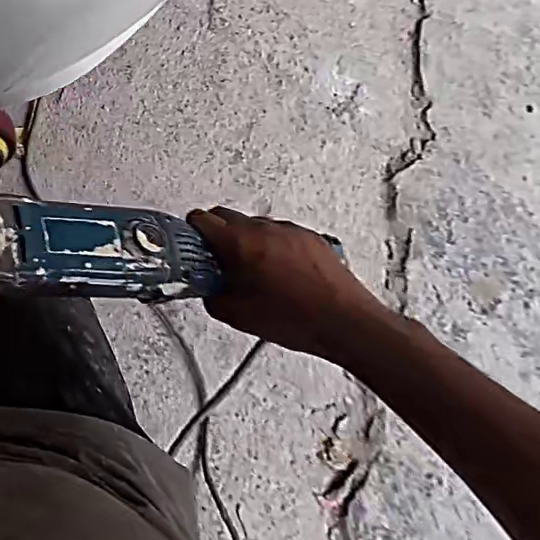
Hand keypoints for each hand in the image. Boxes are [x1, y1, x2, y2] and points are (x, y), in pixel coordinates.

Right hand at [188, 207, 395, 362]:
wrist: (348, 324)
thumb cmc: (301, 320)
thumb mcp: (238, 316)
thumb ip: (212, 296)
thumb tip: (208, 290)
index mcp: (239, 242)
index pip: (200, 219)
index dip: (191, 231)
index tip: (191, 243)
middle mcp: (263, 228)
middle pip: (225, 215)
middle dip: (217, 233)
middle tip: (217, 257)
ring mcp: (289, 230)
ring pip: (254, 224)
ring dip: (247, 240)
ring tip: (254, 270)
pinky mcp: (310, 237)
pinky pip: (281, 233)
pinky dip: (274, 246)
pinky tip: (280, 273)